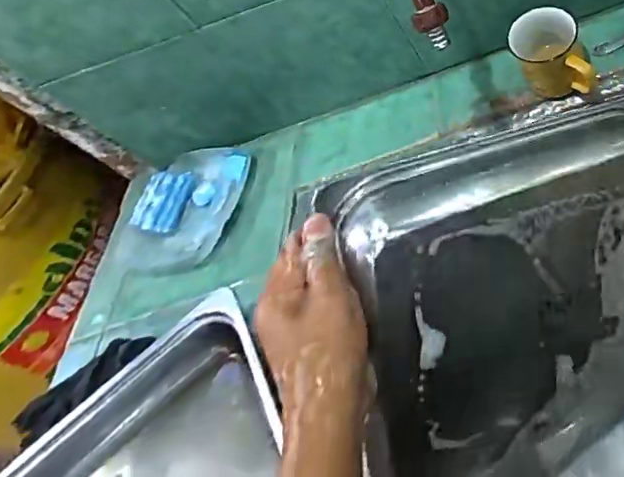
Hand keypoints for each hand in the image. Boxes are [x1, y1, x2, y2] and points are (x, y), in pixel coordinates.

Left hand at [254, 214, 368, 424]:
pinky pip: (310, 305)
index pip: (290, 247)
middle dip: (317, 253)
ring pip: (302, 287)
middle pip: (293, 267)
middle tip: (351, 243)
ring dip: (323, 274)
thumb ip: (321, 257)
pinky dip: (325, 294)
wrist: (330, 403)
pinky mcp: (299, 342)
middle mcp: (271, 309)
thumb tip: (314, 221)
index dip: (314, 232)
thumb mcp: (331, 292)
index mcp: (274, 295)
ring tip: (352, 265)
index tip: (342, 224)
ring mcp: (283, 328)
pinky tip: (345, 295)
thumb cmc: (331, 343)